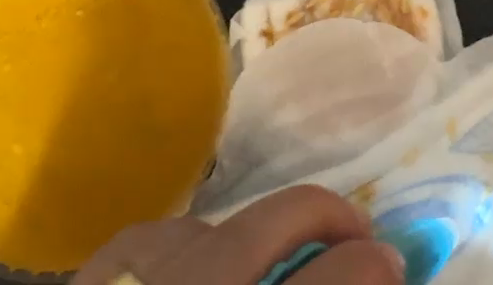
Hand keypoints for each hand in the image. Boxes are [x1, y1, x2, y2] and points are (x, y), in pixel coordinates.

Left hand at [70, 185, 404, 284]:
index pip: (333, 278)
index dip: (373, 266)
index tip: (390, 267)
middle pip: (282, 215)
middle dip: (334, 218)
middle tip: (356, 241)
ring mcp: (144, 269)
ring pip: (222, 222)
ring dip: (258, 242)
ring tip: (268, 276)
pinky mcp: (102, 267)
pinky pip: (165, 235)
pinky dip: (192, 251)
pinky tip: (196, 280)